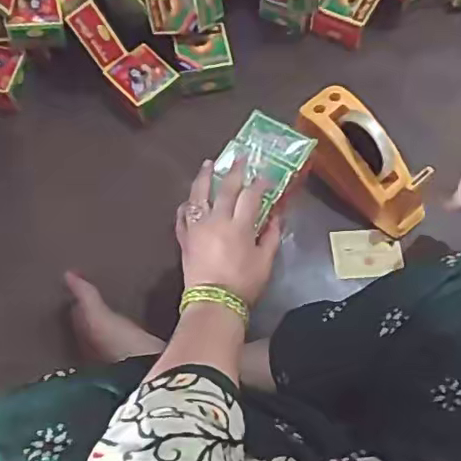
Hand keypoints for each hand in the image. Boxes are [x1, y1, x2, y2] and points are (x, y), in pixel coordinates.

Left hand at [174, 160, 281, 302]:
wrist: (213, 303)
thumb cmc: (244, 284)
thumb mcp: (266, 260)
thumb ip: (272, 235)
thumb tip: (277, 216)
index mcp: (240, 225)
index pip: (251, 195)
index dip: (260, 183)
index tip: (266, 175)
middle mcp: (217, 220)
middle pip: (226, 188)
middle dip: (235, 171)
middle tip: (240, 157)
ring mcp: (197, 228)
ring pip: (198, 195)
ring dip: (204, 177)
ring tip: (208, 164)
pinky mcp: (184, 239)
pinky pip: (182, 216)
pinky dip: (186, 206)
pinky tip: (189, 200)